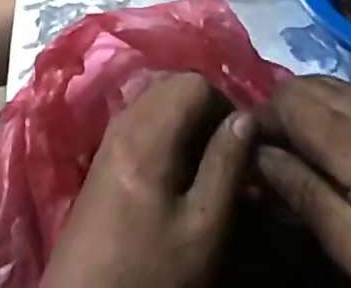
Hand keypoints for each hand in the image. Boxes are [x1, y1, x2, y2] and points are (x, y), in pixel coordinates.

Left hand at [42, 74, 255, 287]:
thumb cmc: (149, 272)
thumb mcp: (201, 229)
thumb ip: (226, 166)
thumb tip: (246, 119)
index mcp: (146, 133)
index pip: (195, 82)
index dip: (225, 104)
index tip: (242, 143)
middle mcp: (124, 121)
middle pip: (174, 83)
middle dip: (208, 108)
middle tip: (227, 151)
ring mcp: (110, 135)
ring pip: (158, 97)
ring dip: (188, 117)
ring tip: (206, 162)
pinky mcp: (104, 153)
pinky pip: (144, 116)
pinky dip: (168, 127)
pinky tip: (178, 169)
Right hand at [255, 76, 350, 287]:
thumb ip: (307, 198)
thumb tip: (256, 155)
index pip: (286, 104)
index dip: (255, 120)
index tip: (237, 152)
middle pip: (298, 85)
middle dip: (271, 112)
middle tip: (259, 155)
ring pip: (316, 82)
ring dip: (293, 107)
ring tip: (284, 152)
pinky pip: (338, 89)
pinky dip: (316, 106)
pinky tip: (316, 144)